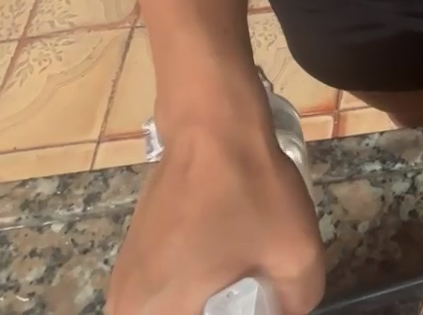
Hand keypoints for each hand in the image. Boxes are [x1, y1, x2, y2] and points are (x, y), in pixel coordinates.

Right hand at [108, 105, 324, 313]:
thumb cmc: (249, 190)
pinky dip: (201, 282)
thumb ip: (298, 298)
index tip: (263, 299)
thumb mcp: (296, 249)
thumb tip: (287, 312)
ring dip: (214, 298)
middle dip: (228, 307)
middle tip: (260, 287)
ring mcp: (125, 280)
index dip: (240, 314)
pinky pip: (169, 289)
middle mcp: (125, 308)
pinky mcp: (136, 252)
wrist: (214, 125)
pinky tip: (232, 254)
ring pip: (178, 307)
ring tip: (249, 267)